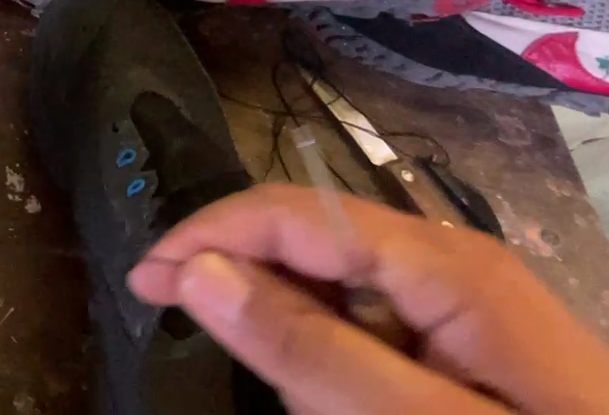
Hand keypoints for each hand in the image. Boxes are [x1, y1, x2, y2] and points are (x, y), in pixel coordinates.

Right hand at [125, 184, 608, 414]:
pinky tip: (346, 399)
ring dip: (294, 332)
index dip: (207, 236)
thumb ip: (308, 349)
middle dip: (249, 287)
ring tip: (308, 400)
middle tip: (215, 346)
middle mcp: (444, 259)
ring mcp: (458, 298)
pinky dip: (335, 357)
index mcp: (441, 261)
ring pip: (331, 286)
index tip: (143, 281)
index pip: (288, 212)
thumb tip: (196, 271)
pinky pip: (367, 323)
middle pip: (306, 243)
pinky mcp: (464, 335)